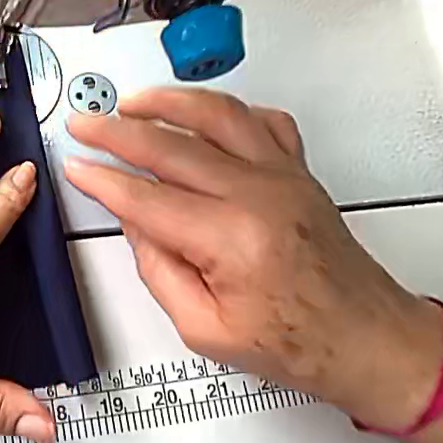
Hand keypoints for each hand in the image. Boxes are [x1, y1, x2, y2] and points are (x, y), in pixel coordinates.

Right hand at [62, 87, 442, 430]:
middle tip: (84, 124)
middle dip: (117, 131)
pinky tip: (200, 113)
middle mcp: (260, 196)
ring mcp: (283, 177)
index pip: (145, 198)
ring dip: (167, 102)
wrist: (368, 339)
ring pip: (218, 116)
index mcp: (231, 240)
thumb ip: (158, 269)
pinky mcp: (298, 172)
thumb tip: (135, 223)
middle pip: (172, 146)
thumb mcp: (202, 326)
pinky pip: (262, 121)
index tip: (75, 167)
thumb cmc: (294, 342)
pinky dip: (226, 110)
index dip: (102, 181)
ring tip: (131, 101)